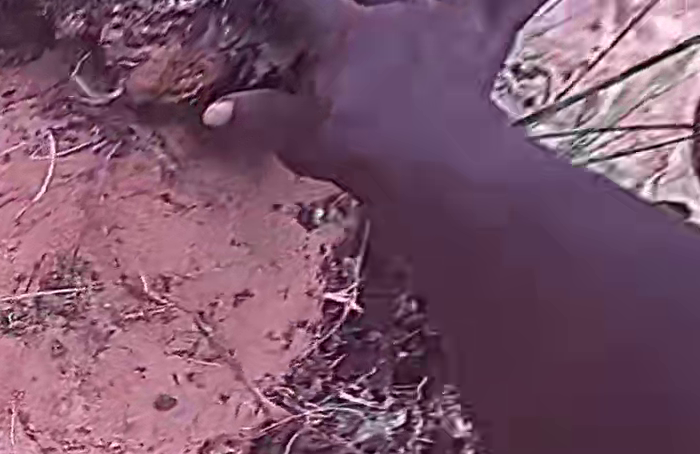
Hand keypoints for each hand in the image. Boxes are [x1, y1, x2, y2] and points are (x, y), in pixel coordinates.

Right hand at [202, 0, 543, 193]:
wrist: (425, 159)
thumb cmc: (352, 146)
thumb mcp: (289, 137)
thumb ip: (255, 116)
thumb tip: (213, 112)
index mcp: (345, 33)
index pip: (304, 5)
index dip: (285, 5)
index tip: (266, 5)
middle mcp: (399, 11)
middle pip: (376, 0)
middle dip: (359, 8)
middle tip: (354, 16)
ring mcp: (451, 16)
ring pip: (441, 0)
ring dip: (429, 7)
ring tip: (415, 11)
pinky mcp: (491, 33)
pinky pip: (518, 3)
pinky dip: (513, 5)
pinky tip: (501, 12)